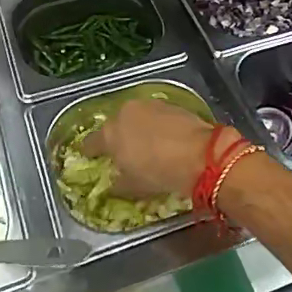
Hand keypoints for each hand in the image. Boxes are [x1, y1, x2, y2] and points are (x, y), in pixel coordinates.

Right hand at [82, 98, 220, 198]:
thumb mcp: (133, 186)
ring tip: (148, 144)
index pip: (91, 143)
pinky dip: (160, 126)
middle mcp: (126, 112)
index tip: (92, 157)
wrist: (200, 155)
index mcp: (109, 132)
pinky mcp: (173, 104)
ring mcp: (151, 105)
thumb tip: (113, 185)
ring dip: (140, 128)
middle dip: (118, 137)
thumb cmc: (159, 172)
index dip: (91, 152)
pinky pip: (159, 117)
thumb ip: (118, 184)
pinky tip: (167, 138)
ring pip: (138, 117)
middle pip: (115, 125)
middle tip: (124, 152)